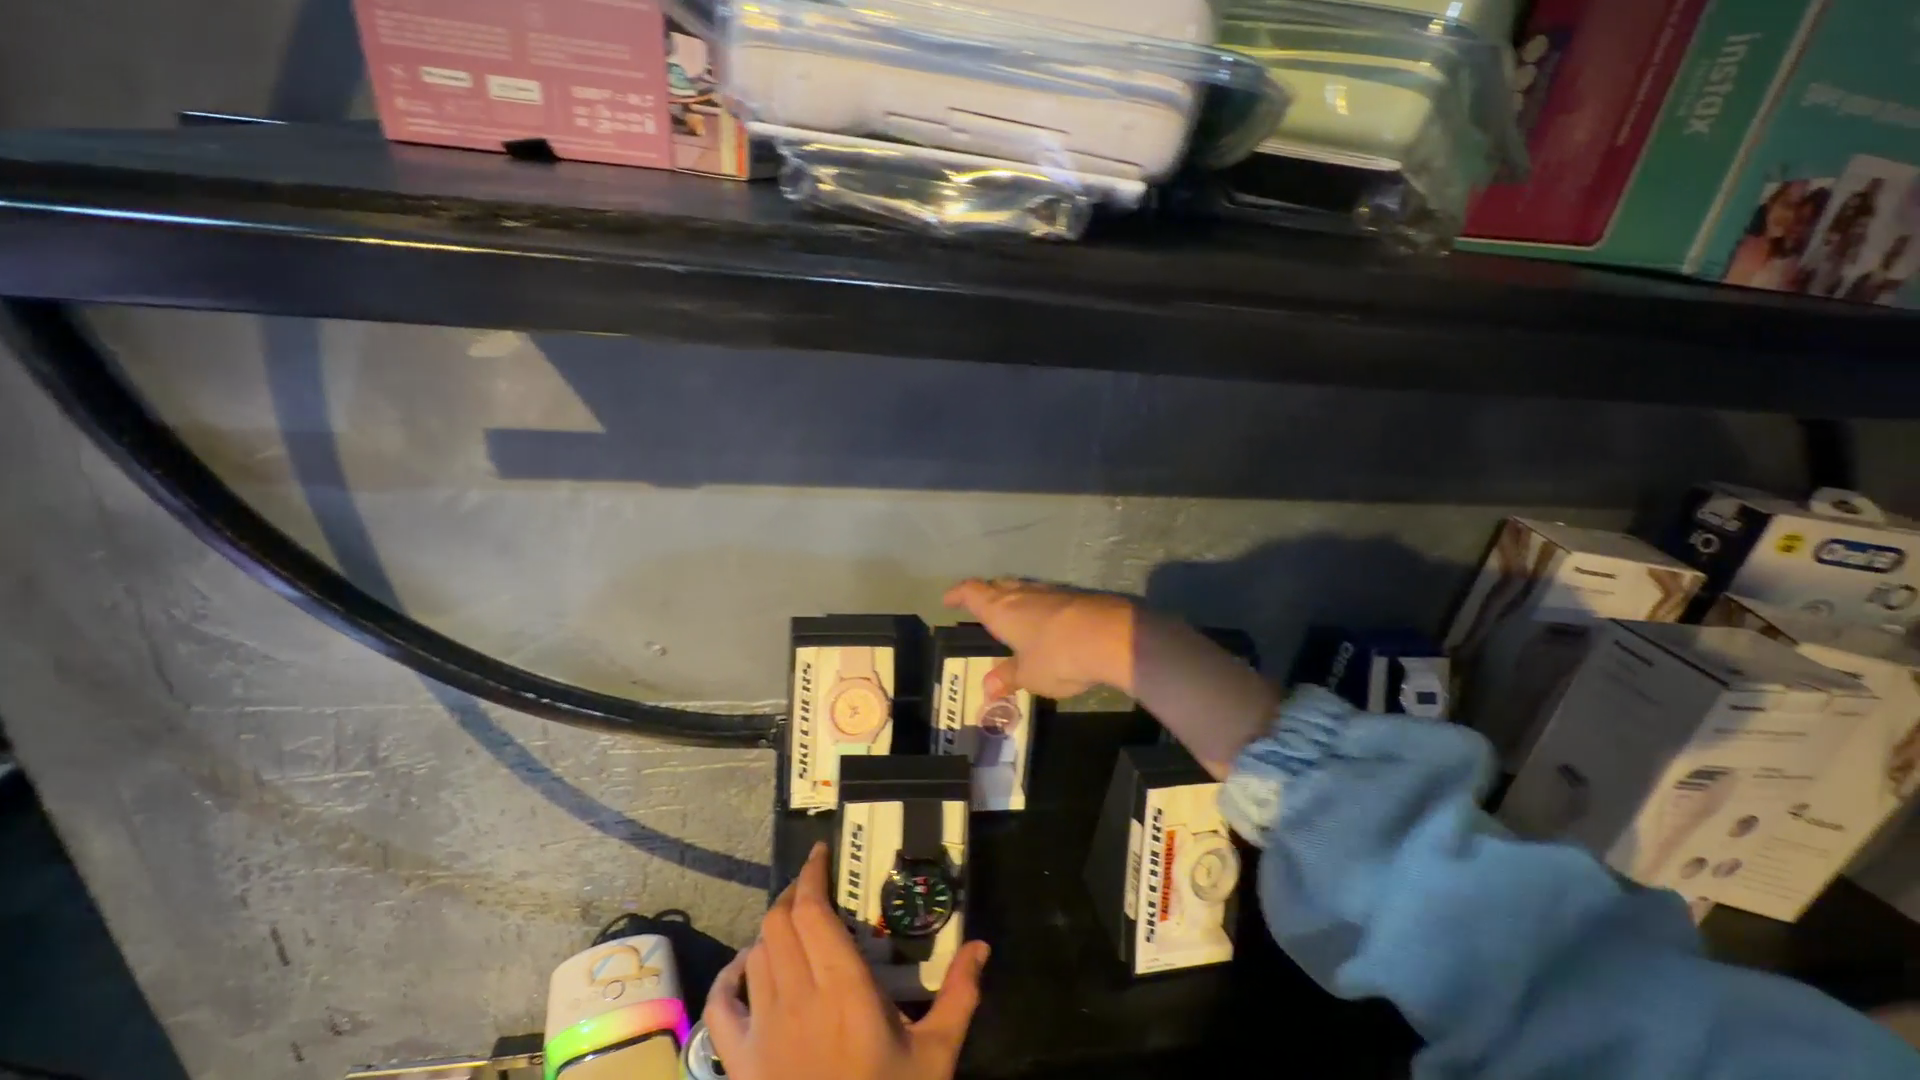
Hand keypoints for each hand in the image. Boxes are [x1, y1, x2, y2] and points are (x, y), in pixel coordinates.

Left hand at [703, 843, 989, 1079]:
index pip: (813, 913)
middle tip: (814, 886)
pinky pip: (722, 1004)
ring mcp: (762, 1028)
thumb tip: (981, 947)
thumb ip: (958, 997)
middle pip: (779, 923)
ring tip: (793, 924)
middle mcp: (797, 997)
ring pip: (756, 953)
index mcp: (844, 990)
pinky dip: (731, 976)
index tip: (821, 854)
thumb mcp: (936, 1056)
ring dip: (771, 929)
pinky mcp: (739, 1059)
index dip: (812, 876)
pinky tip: (746, 968)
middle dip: (793, 894)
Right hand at [943, 579, 1136, 698]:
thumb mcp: (1029, 674)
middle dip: (986, 594)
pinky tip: (1046, 622)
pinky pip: (1048, 598)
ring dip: (1014, 598)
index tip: (949, 600)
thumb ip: (1007, 677)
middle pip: (998, 585)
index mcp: (1002, 609)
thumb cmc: (1057, 656)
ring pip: (1024, 589)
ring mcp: (1052, 592)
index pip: (972, 592)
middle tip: (979, 607)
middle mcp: (1023, 594)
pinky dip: (1039, 607)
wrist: (1112, 637)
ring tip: (1012, 615)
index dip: (959, 594)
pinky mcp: (1077, 598)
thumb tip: (987, 687)